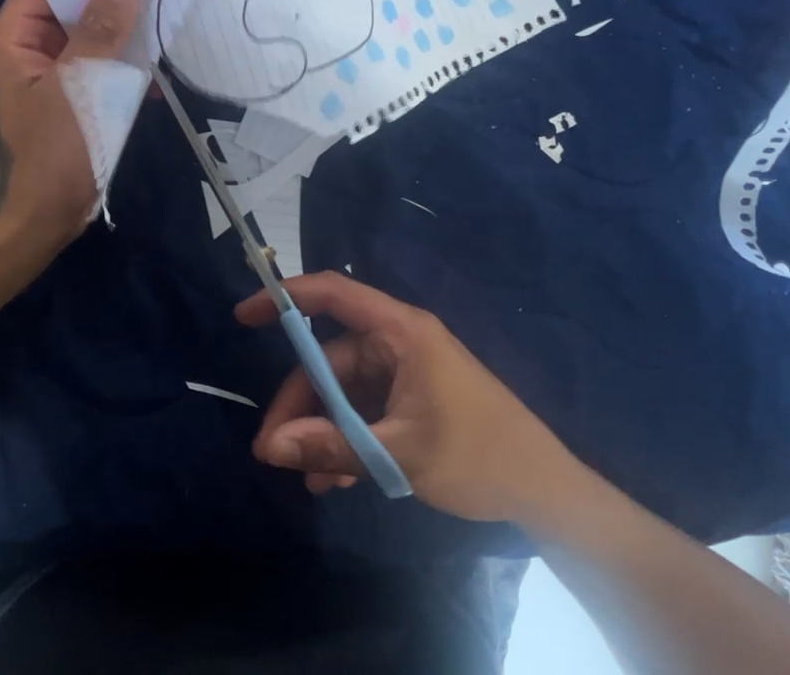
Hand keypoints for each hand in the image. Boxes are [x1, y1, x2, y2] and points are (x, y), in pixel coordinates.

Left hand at [0, 0, 142, 249]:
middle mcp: (29, 47)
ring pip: (92, 33)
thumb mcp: (80, 87)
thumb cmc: (50, 154)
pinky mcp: (74, 97)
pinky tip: (161, 60)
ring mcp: (53, 73)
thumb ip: (102, 30)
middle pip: (72, 1)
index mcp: (14, 36)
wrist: (38, 223)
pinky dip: (126, 62)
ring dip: (126, 26)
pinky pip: (101, 65)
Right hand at [237, 272, 577, 521]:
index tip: (243, 317)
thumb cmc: (479, 457)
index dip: (285, 298)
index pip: (334, 295)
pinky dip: (345, 441)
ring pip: (343, 393)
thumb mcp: (399, 453)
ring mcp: (405, 375)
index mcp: (402, 333)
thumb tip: (267, 447)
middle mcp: (399, 345)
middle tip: (272, 449)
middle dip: (300, 404)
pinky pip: (363, 413)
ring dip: (321, 431)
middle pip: (329, 361)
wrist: (546, 494)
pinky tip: (330, 480)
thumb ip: (331, 445)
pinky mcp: (411, 403)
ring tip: (304, 476)